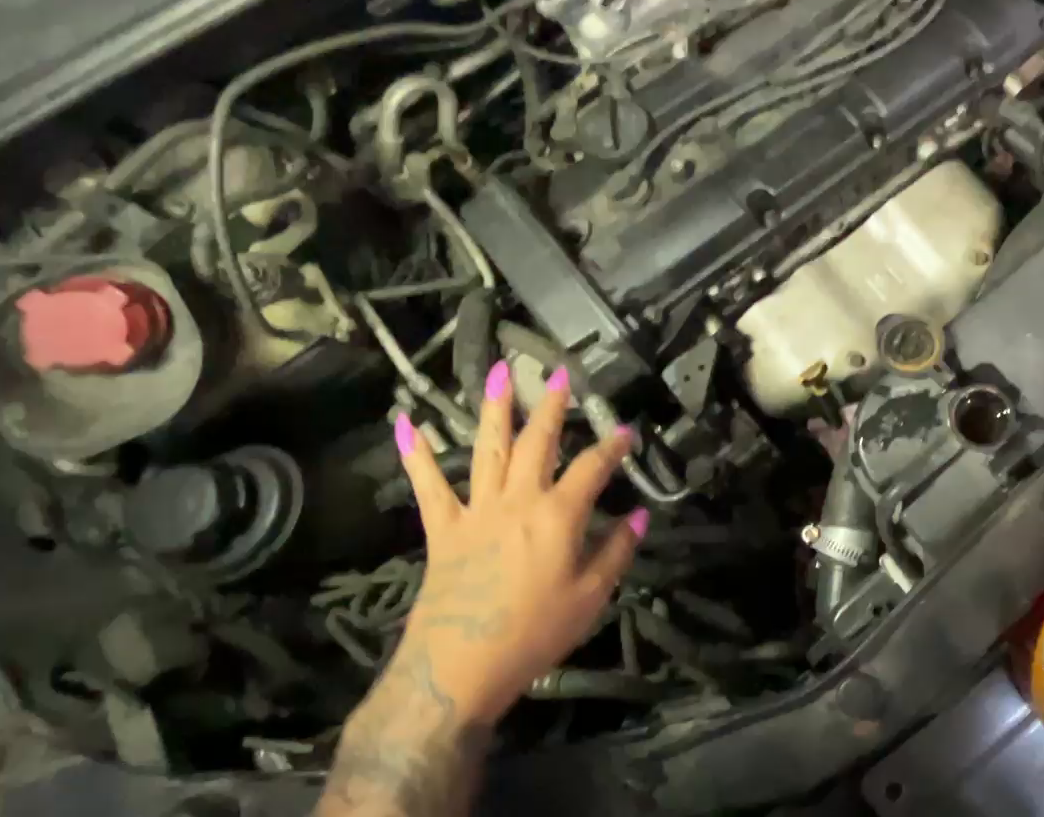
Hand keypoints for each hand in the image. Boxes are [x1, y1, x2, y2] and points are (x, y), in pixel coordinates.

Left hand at [390, 361, 648, 723]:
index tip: (628, 431)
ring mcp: (476, 511)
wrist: (456, 671)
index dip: (613, 446)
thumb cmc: (534, 635)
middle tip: (560, 371)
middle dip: (552, 404)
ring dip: (494, 408)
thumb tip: (638, 515)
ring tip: (498, 373)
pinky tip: (404, 424)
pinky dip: (416, 455)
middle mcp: (518, 500)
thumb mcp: (591, 598)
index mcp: (559, 515)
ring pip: (487, 449)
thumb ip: (617, 551)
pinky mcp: (442, 529)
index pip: (593, 467)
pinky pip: (429, 486)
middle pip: (537, 441)